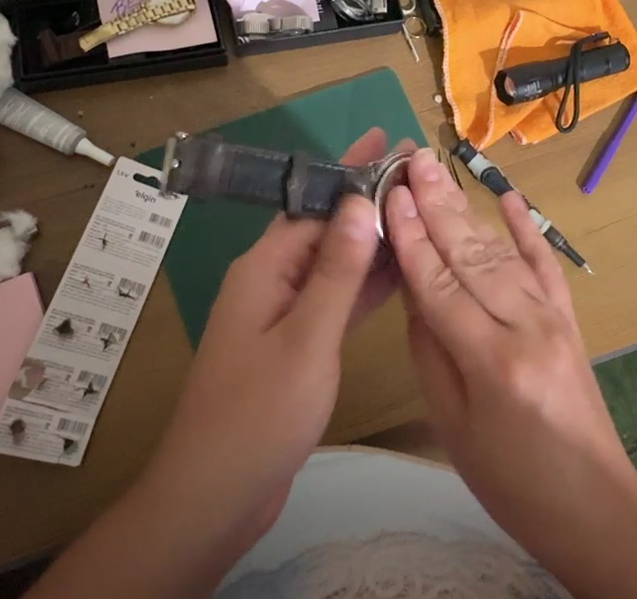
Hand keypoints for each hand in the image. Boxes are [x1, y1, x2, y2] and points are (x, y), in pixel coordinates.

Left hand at [30, 129, 401, 598]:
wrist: (217, 495)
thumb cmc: (259, 413)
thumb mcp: (306, 339)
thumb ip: (337, 272)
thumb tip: (360, 204)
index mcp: (265, 268)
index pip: (316, 204)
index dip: (355, 171)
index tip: (392, 140)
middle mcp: (272, 280)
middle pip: (327, 228)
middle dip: (369, 198)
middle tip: (420, 172)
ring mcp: (285, 314)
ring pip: (336, 264)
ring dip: (373, 239)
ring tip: (420, 210)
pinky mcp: (298, 344)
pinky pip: (336, 300)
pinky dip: (367, 284)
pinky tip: (403, 270)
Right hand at [385, 149, 636, 598]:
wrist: (592, 504)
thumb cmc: (510, 481)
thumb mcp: (453, 426)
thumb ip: (430, 354)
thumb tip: (413, 291)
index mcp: (491, 361)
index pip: (439, 284)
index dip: (411, 237)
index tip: (390, 194)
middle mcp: (526, 327)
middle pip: (472, 256)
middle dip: (437, 205)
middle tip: (413, 160)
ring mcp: (553, 318)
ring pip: (502, 252)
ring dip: (468, 208)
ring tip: (441, 170)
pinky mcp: (569, 320)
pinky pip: (546, 265)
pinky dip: (527, 229)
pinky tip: (509, 198)